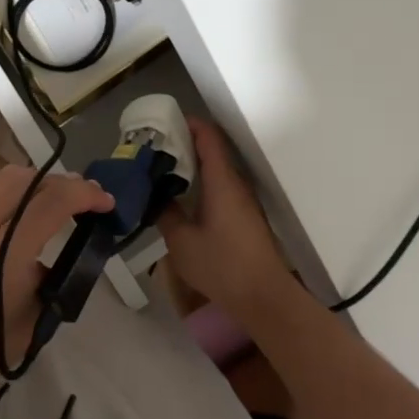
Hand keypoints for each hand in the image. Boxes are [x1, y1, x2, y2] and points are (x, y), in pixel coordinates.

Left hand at [0, 165, 114, 380]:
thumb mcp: (43, 307)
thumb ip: (63, 264)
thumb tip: (85, 235)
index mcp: (5, 254)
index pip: (51, 201)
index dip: (85, 195)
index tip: (107, 203)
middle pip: (29, 179)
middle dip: (65, 183)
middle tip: (88, 200)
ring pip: (9, 176)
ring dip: (42, 181)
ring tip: (63, 199)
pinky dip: (22, 187)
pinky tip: (36, 205)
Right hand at [157, 118, 299, 324]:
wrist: (264, 296)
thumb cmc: (222, 265)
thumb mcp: (181, 242)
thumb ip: (166, 214)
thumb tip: (156, 197)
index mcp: (221, 180)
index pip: (208, 135)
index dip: (187, 122)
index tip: (162, 122)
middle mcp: (236, 183)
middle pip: (212, 149)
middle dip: (184, 143)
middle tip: (154, 148)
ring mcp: (243, 199)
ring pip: (217, 169)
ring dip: (193, 164)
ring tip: (163, 170)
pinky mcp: (245, 215)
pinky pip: (221, 185)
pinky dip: (202, 182)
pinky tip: (184, 196)